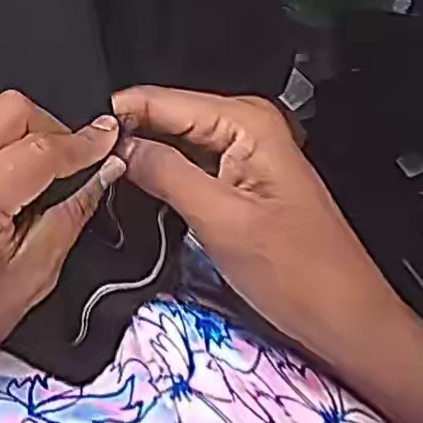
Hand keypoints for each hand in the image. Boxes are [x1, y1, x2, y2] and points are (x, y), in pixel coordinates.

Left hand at [0, 91, 125, 376]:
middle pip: (14, 109)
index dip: (82, 143)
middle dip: (53, 128)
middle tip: (70, 161)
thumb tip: (105, 168)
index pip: (38, 151)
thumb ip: (72, 213)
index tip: (109, 137)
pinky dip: (1, 131)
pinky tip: (10, 163)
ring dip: (28, 126)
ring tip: (41, 165)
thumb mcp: (34, 275)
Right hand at [112, 86, 408, 351]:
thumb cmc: (297, 274)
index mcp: (246, 120)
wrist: (346, 322)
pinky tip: (133, 184)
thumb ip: (165, 172)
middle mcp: (243, 123)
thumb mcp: (221, 220)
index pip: (162, 100)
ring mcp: (241, 148)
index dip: (117, 115)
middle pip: (164, 116)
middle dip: (126, 135)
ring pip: (171, 139)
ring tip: (100, 171)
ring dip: (139, 154)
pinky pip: (186, 160)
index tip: (76, 136)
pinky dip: (159, 171)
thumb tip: (116, 146)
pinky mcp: (236, 173)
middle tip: (84, 160)